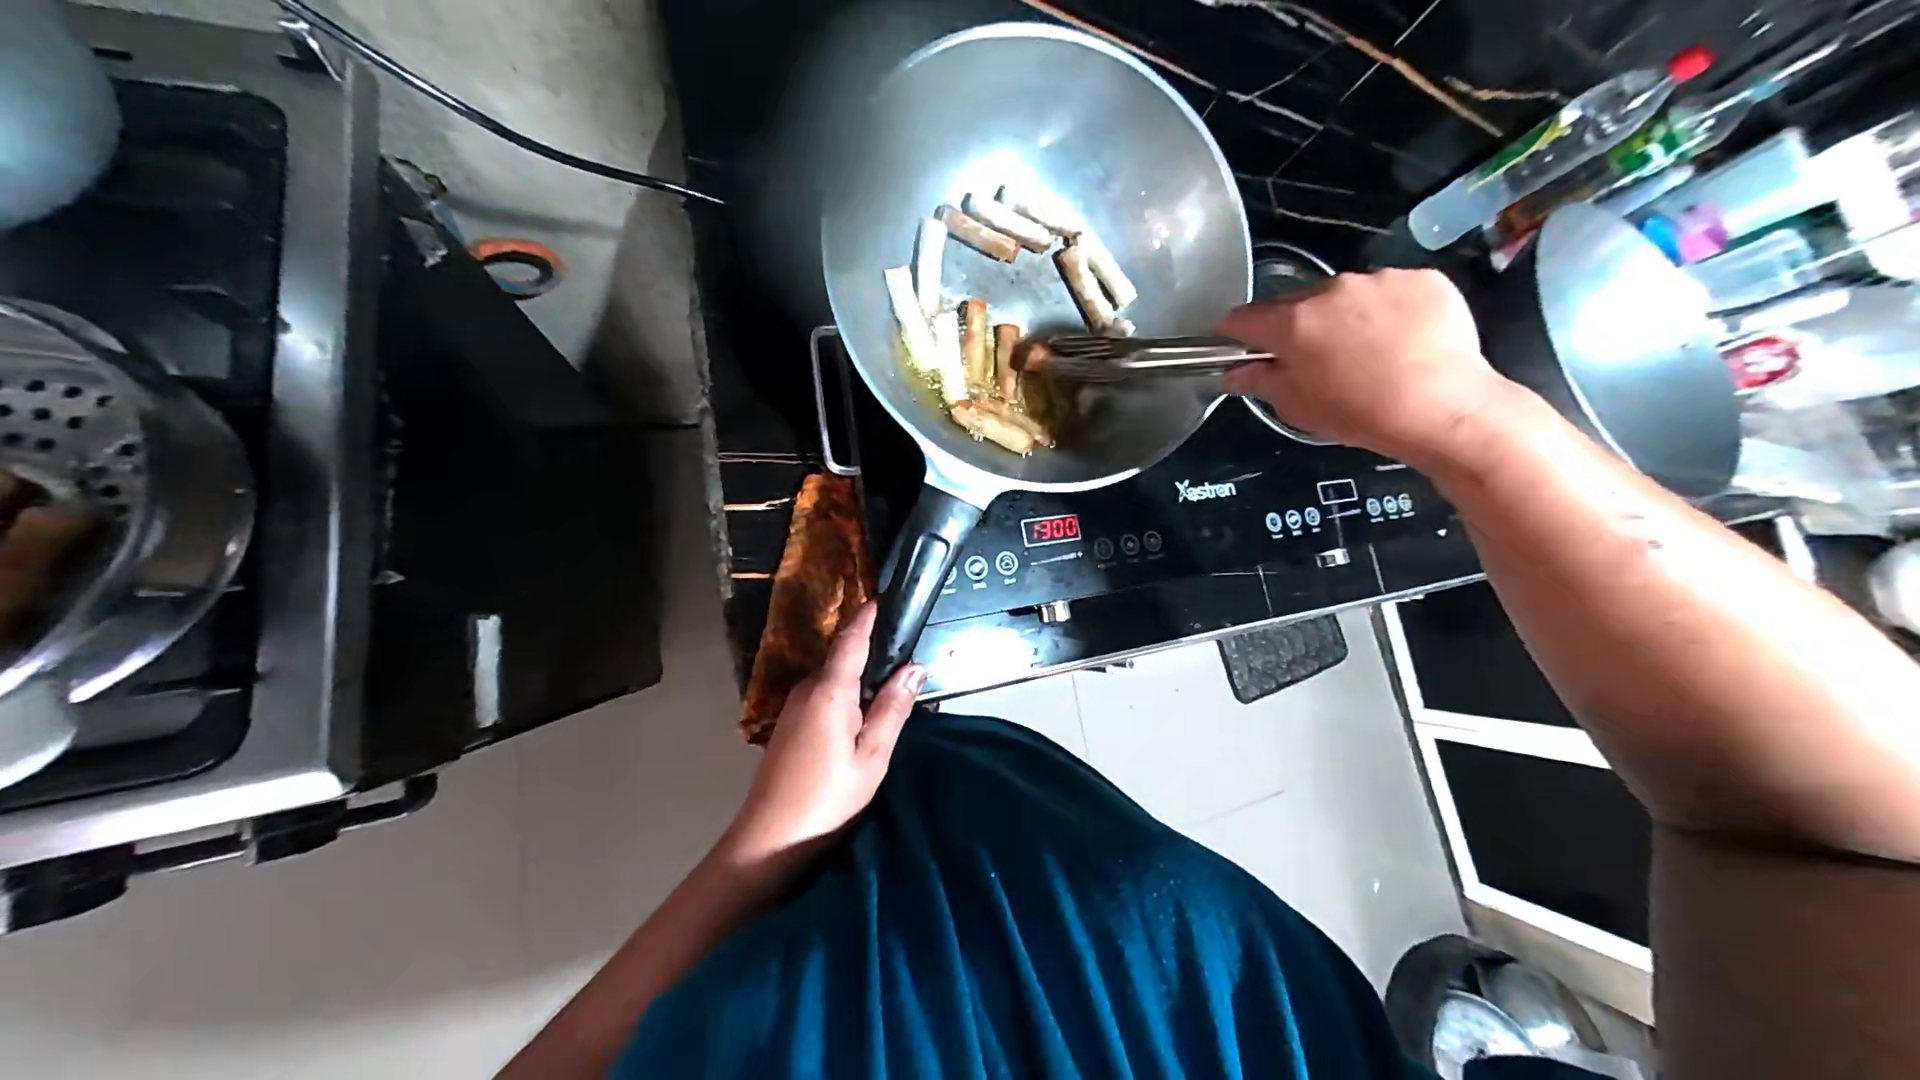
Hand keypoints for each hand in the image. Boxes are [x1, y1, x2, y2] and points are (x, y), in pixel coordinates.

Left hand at [725, 603, 923, 860]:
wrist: (770, 839)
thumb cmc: (829, 798)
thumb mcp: (872, 756)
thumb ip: (893, 708)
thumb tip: (915, 668)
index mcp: (829, 690)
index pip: (850, 639)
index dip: (867, 616)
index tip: (884, 598)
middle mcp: (807, 688)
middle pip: (842, 657)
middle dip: (872, 650)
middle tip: (907, 655)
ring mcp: (794, 705)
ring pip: (833, 678)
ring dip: (859, 676)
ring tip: (892, 685)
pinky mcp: (789, 723)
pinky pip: (823, 694)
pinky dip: (846, 693)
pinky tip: (864, 714)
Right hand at [1219, 268, 1509, 460]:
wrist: (1441, 408)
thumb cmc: (1358, 412)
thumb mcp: (1296, 406)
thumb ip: (1260, 381)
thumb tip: (1236, 373)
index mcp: (1292, 323)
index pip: (1244, 317)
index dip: (1235, 332)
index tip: (1237, 344)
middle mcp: (1332, 291)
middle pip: (1295, 302)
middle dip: (1294, 325)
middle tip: (1310, 358)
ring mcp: (1379, 281)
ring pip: (1344, 295)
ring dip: (1341, 316)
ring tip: (1363, 351)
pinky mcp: (1422, 280)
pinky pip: (1390, 291)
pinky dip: (1386, 311)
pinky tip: (1398, 341)